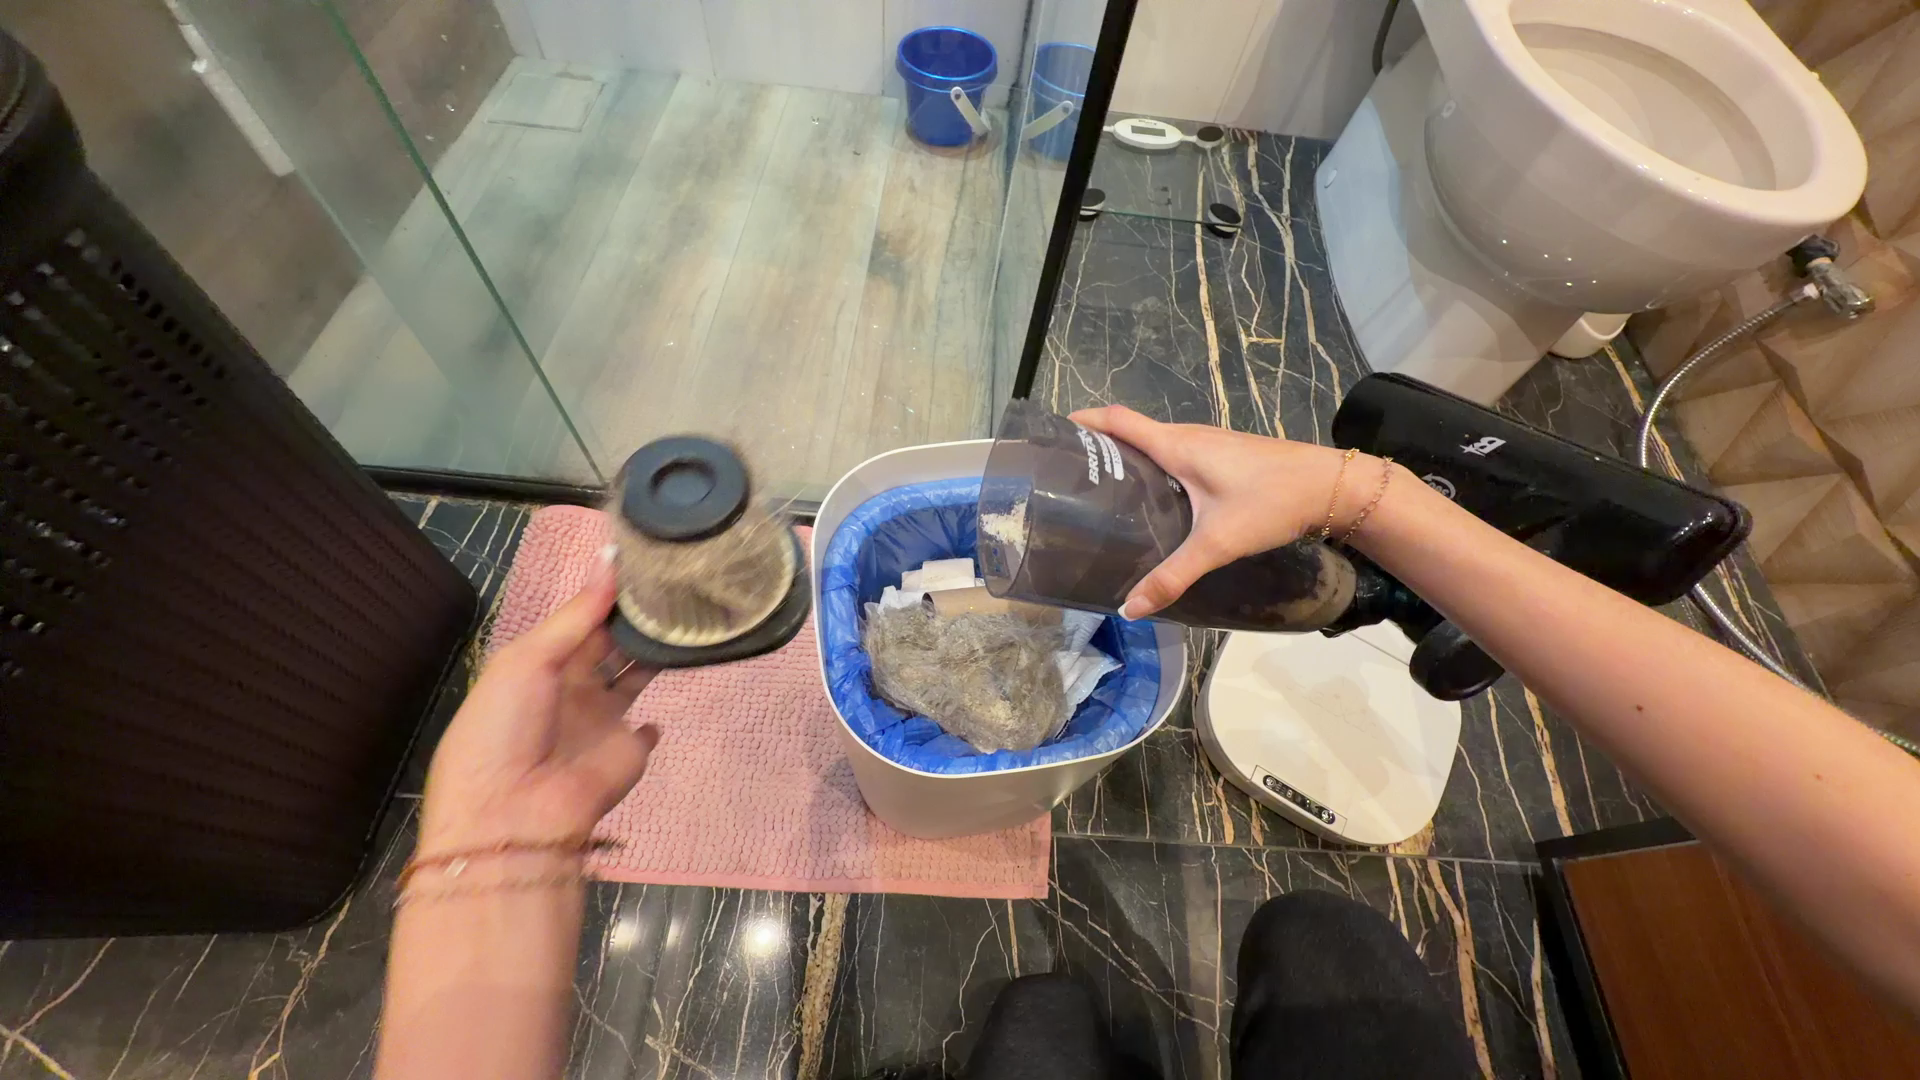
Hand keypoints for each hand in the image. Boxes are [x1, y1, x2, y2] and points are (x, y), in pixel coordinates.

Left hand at [419, 559, 658, 852]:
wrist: (514, 813)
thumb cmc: (505, 728)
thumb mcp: (528, 660)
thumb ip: (578, 614)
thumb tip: (612, 556)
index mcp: (543, 663)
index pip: (583, 619)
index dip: (610, 593)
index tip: (648, 562)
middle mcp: (575, 686)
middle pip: (611, 643)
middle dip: (638, 617)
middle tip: (679, 583)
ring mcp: (604, 719)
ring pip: (635, 675)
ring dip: (655, 652)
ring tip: (688, 618)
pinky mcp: (630, 749)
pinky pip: (649, 728)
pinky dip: (659, 716)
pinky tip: (675, 698)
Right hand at [1070, 406, 1388, 618]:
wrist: (1332, 486)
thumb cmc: (1269, 502)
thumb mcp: (1217, 542)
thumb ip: (1173, 575)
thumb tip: (1130, 609)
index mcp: (1175, 445)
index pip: (1116, 419)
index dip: (1082, 420)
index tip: (1052, 434)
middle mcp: (1186, 436)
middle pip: (1129, 429)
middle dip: (1095, 444)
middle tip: (1066, 475)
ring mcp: (1206, 443)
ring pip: (1152, 441)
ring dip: (1123, 455)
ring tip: (1097, 488)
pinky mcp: (1221, 455)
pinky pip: (1171, 452)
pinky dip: (1149, 464)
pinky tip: (1148, 497)